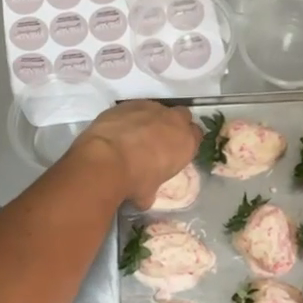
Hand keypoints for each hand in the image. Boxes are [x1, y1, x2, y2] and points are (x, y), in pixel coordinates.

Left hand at [69, 101, 201, 207]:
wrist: (107, 160)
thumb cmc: (136, 180)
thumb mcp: (149, 192)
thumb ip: (152, 191)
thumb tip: (143, 198)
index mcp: (186, 142)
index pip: (196, 135)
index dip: (186, 142)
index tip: (177, 150)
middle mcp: (173, 120)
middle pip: (182, 115)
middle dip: (174, 124)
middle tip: (160, 139)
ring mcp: (150, 108)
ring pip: (158, 109)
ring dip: (151, 119)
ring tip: (136, 135)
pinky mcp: (128, 104)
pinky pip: (135, 108)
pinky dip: (130, 117)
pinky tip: (120, 130)